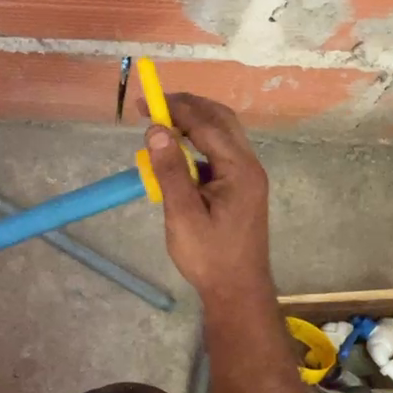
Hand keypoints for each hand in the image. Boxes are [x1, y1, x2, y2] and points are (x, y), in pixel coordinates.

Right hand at [144, 93, 274, 302]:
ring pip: (223, 135)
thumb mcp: (183, 215)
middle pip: (221, 120)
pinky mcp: (242, 189)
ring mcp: (248, 177)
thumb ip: (170, 171)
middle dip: (188, 107)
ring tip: (162, 124)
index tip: (144, 102)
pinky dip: (199, 143)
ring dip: (194, 123)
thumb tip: (155, 130)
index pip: (206, 124)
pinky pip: (221, 154)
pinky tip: (178, 155)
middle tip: (154, 105)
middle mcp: (249, 166)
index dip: (175, 109)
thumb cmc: (209, 257)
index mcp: (239, 169)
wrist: (238, 290)